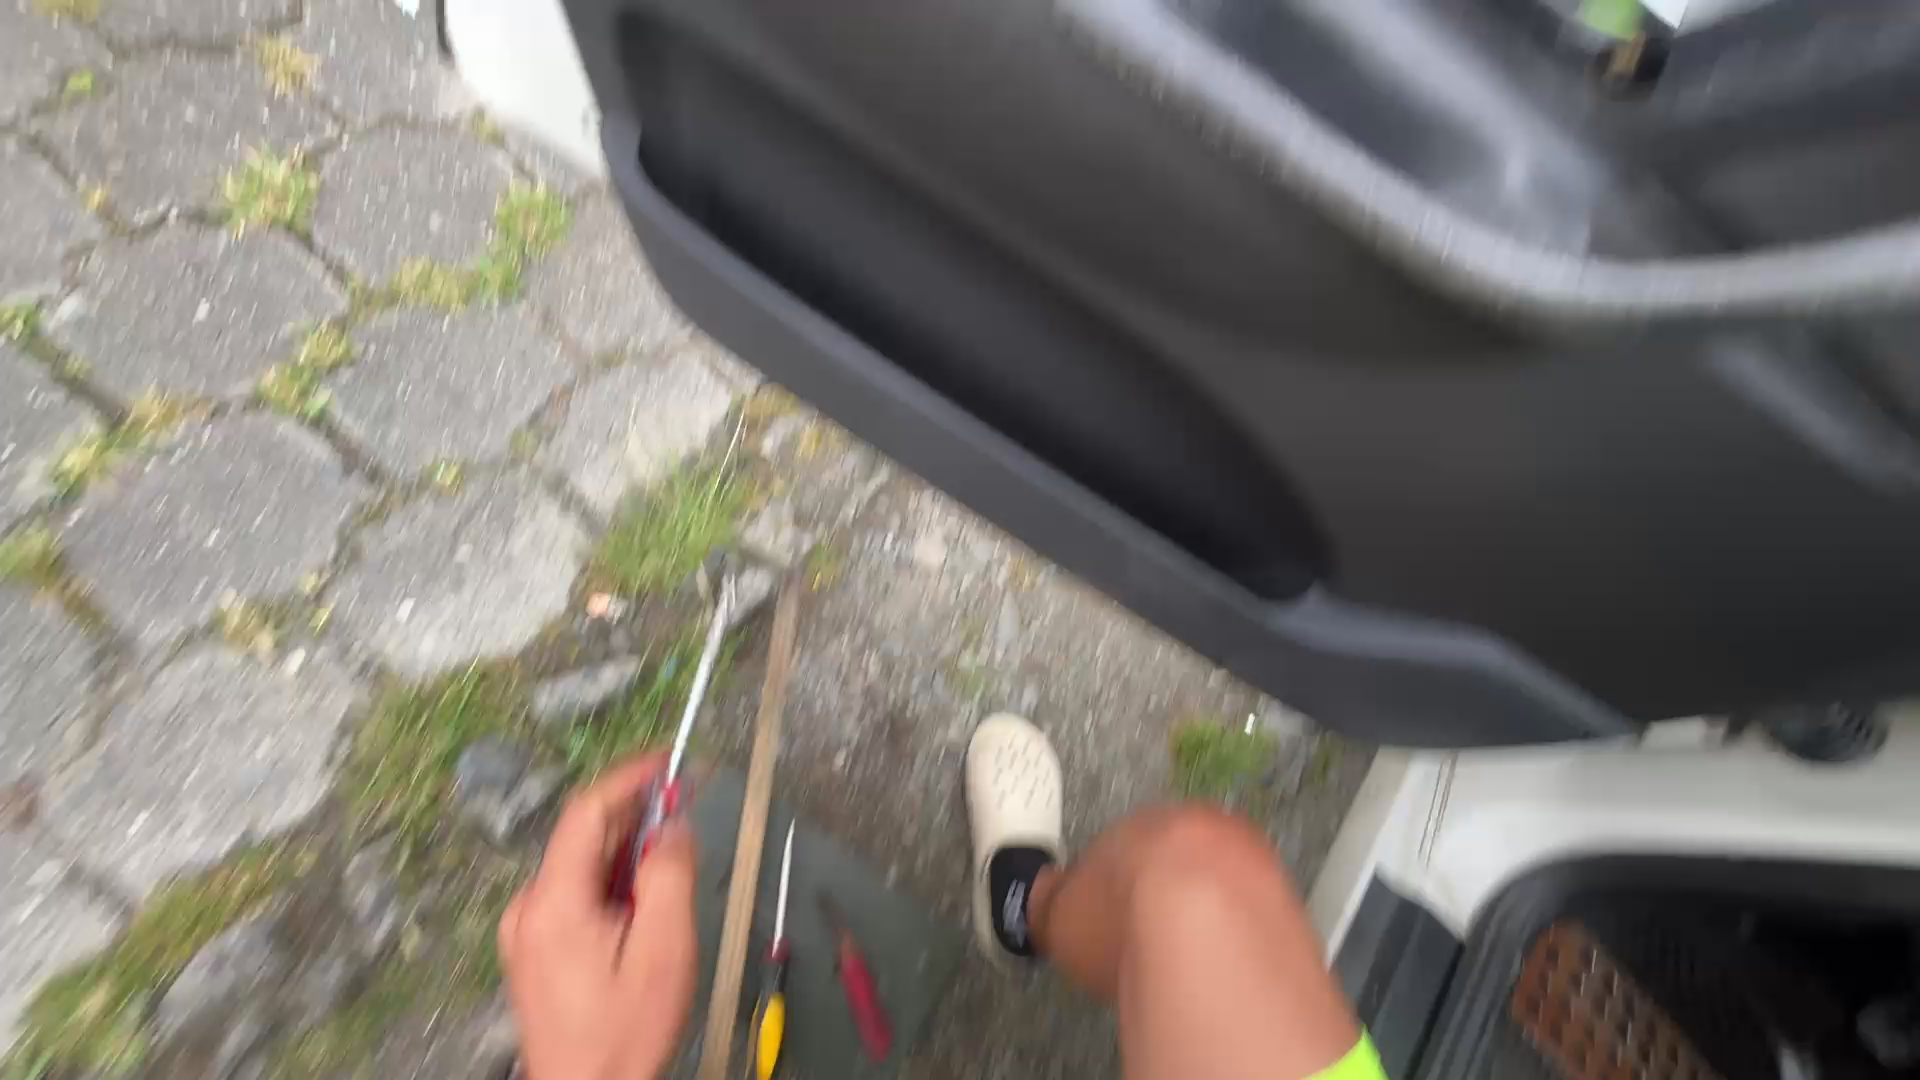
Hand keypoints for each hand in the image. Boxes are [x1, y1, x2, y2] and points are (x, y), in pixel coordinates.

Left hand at [499, 754, 698, 1079]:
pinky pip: (581, 889)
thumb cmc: (628, 1025)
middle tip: (687, 805)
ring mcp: (529, 928)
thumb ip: (670, 870)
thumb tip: (673, 820)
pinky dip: (618, 877)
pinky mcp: (538, 946)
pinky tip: (647, 897)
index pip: (587, 812)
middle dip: (639, 815)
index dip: (630, 777)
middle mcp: (530, 906)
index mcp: (553, 901)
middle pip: (586, 836)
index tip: (672, 759)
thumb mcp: (665, 944)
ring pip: (587, 863)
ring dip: (631, 849)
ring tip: (674, 862)